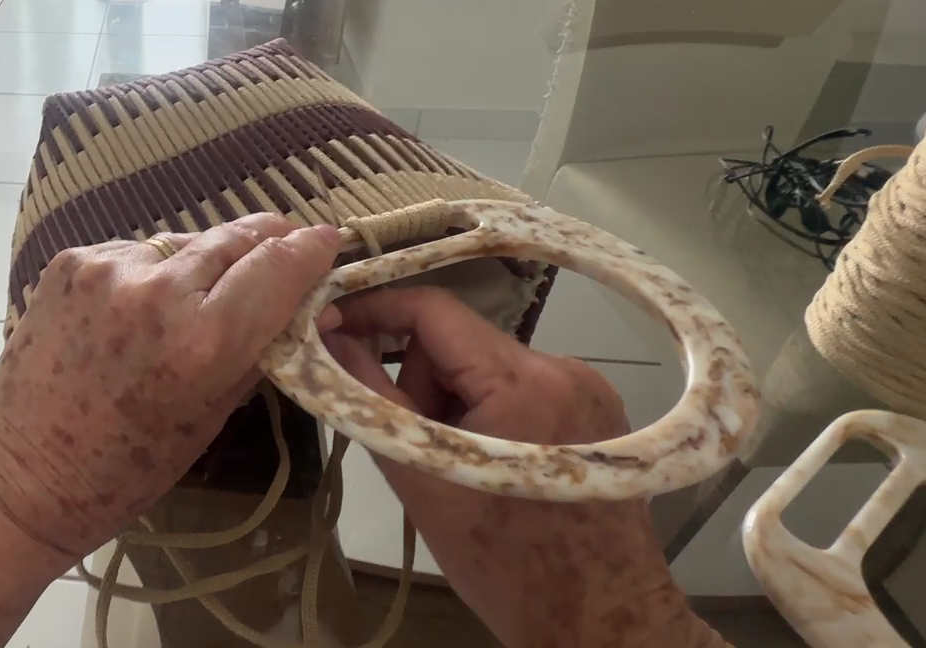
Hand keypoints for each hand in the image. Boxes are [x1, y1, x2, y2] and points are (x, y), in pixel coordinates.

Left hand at [0, 213, 342, 559]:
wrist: (23, 470)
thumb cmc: (126, 468)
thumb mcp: (210, 415)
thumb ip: (259, 349)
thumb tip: (306, 305)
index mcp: (202, 341)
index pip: (277, 267)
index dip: (310, 248)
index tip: (328, 237)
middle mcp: (157, 289)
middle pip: (232, 238)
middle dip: (264, 240)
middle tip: (283, 242)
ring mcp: (108, 267)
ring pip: (182, 242)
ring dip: (202, 259)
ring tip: (199, 290)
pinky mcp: (72, 259)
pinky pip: (134, 252)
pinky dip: (150, 270)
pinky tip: (140, 303)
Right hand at [322, 287, 721, 647]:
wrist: (600, 628)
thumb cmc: (500, 563)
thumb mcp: (416, 475)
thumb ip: (365, 392)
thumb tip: (325, 334)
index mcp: (525, 382)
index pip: (432, 309)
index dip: (373, 309)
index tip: (329, 324)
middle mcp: (563, 367)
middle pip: (454, 338)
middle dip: (417, 377)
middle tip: (413, 437)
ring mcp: (585, 384)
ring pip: (477, 359)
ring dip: (447, 395)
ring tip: (452, 459)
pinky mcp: (592, 404)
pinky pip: (507, 380)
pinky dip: (479, 405)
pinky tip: (481, 456)